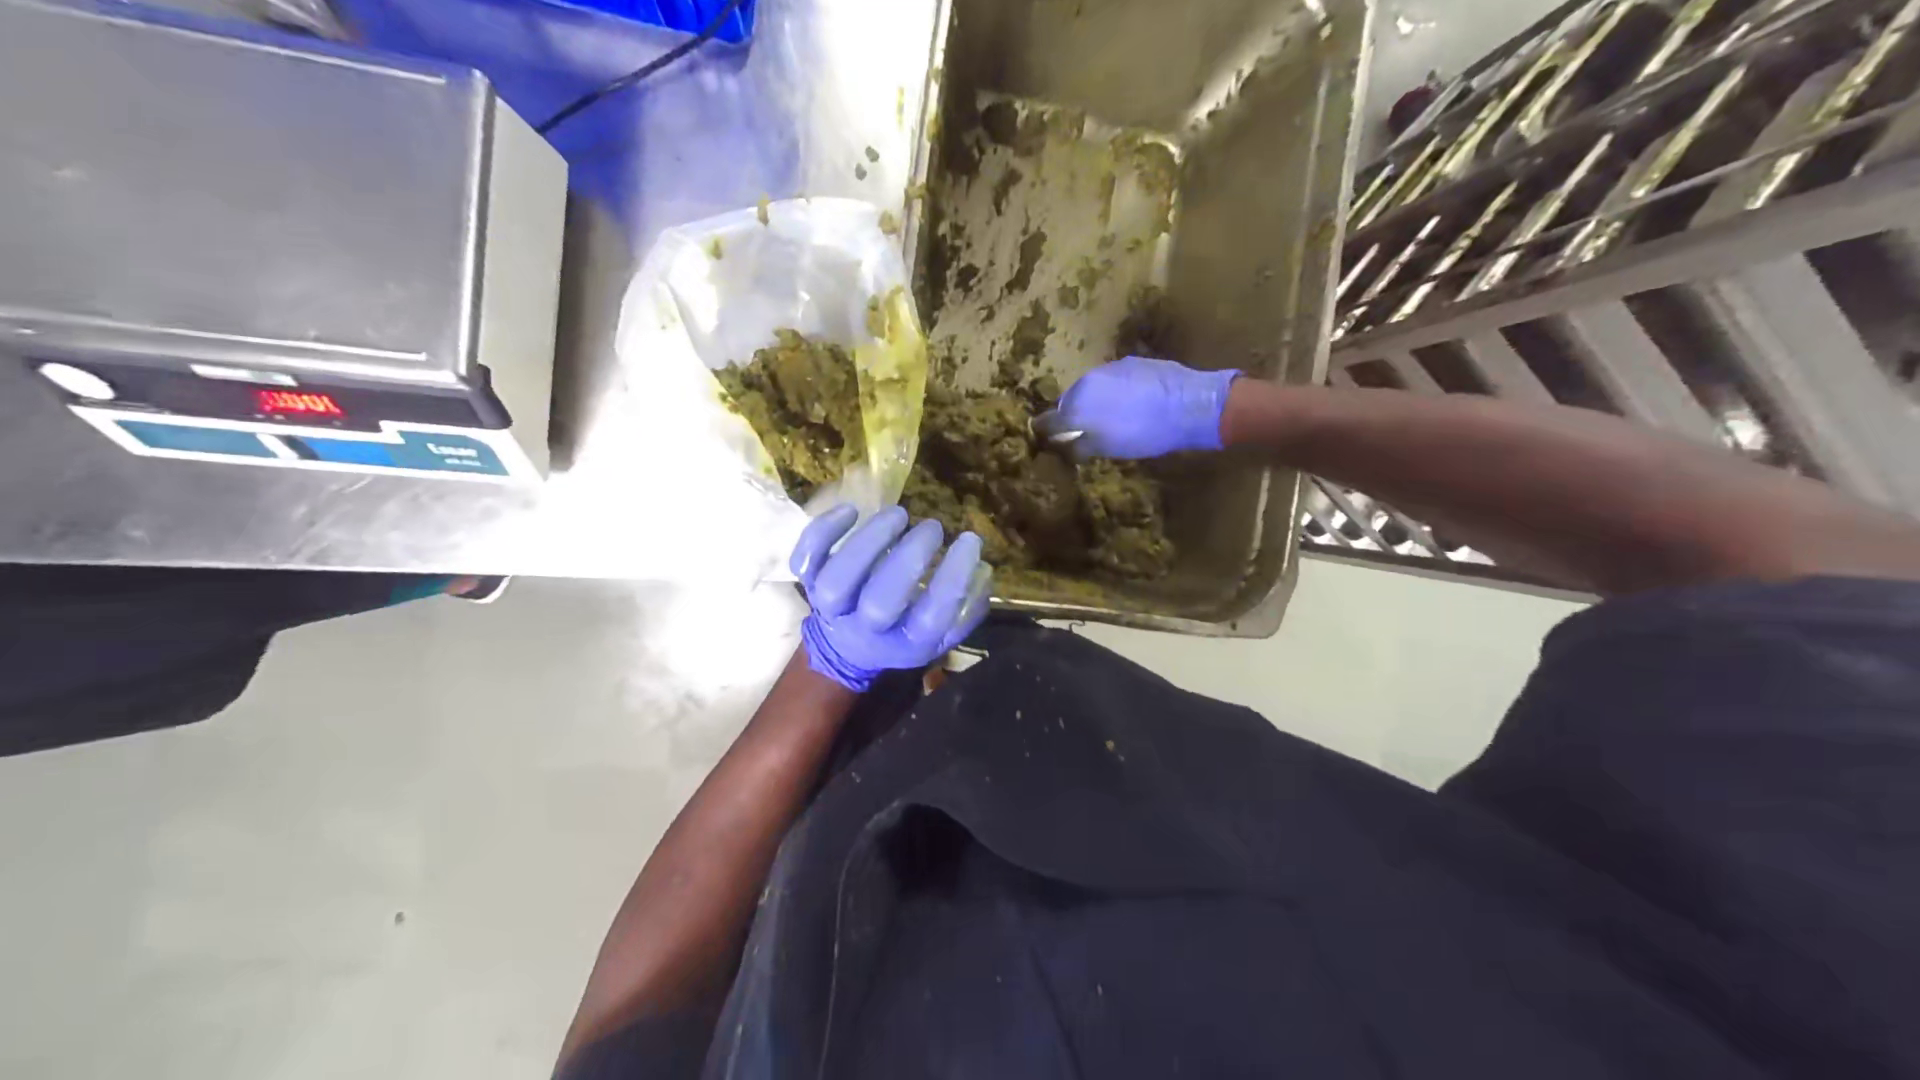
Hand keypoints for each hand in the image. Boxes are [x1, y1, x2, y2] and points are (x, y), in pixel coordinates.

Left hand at [790, 505, 991, 692]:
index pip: (931, 617)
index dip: (953, 577)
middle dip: (909, 559)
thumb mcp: (942, 635)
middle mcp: (866, 630)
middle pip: (880, 603)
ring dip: (868, 543)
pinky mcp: (809, 584)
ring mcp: (832, 608)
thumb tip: (981, 568)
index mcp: (906, 644)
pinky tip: (851, 511)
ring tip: (899, 515)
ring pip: (837, 581)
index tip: (970, 540)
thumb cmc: (904, 632)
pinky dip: (822, 533)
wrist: (846, 649)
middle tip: (933, 528)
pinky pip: (805, 560)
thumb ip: (967, 607)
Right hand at [1053, 356, 1240, 458]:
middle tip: (1080, 429)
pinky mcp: (1131, 362)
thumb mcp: (1109, 447)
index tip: (1046, 437)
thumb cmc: (1146, 433)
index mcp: (1078, 404)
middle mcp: (1087, 381)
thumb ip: (1081, 445)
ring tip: (1106, 415)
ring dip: (1092, 400)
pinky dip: (1112, 391)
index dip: (1047, 430)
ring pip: (1090, 387)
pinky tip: (1128, 402)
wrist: (1190, 405)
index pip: (1051, 419)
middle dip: (1070, 414)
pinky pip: (1111, 379)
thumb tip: (1063, 445)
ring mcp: (1110, 368)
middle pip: (1069, 399)